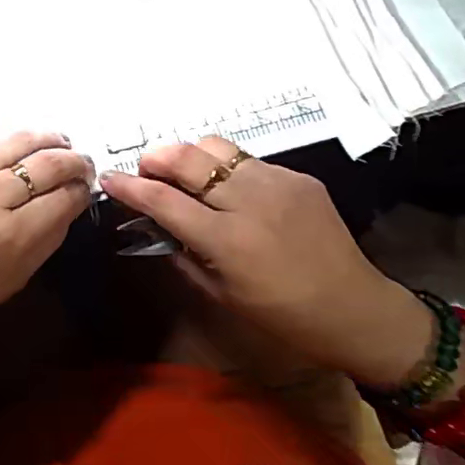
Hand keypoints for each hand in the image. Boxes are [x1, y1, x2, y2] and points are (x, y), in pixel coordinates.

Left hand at [0, 108, 92, 368]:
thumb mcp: (13, 281)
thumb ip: (47, 240)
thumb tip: (70, 204)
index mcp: (13, 236)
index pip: (66, 197)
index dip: (83, 190)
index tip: (87, 190)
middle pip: (49, 164)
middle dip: (76, 162)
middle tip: (84, 166)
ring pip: (15, 142)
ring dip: (48, 137)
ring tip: (62, 141)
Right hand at [101, 138, 435, 390]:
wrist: (354, 306)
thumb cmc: (283, 316)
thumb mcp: (224, 295)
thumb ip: (185, 256)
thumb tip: (156, 229)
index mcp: (226, 240)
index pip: (165, 201)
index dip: (131, 187)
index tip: (111, 177)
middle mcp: (249, 200)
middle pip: (189, 159)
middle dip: (158, 157)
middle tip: (146, 167)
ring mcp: (278, 182)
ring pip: (220, 148)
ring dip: (194, 156)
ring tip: (187, 173)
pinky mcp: (299, 177)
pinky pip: (252, 161)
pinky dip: (231, 170)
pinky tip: (234, 191)